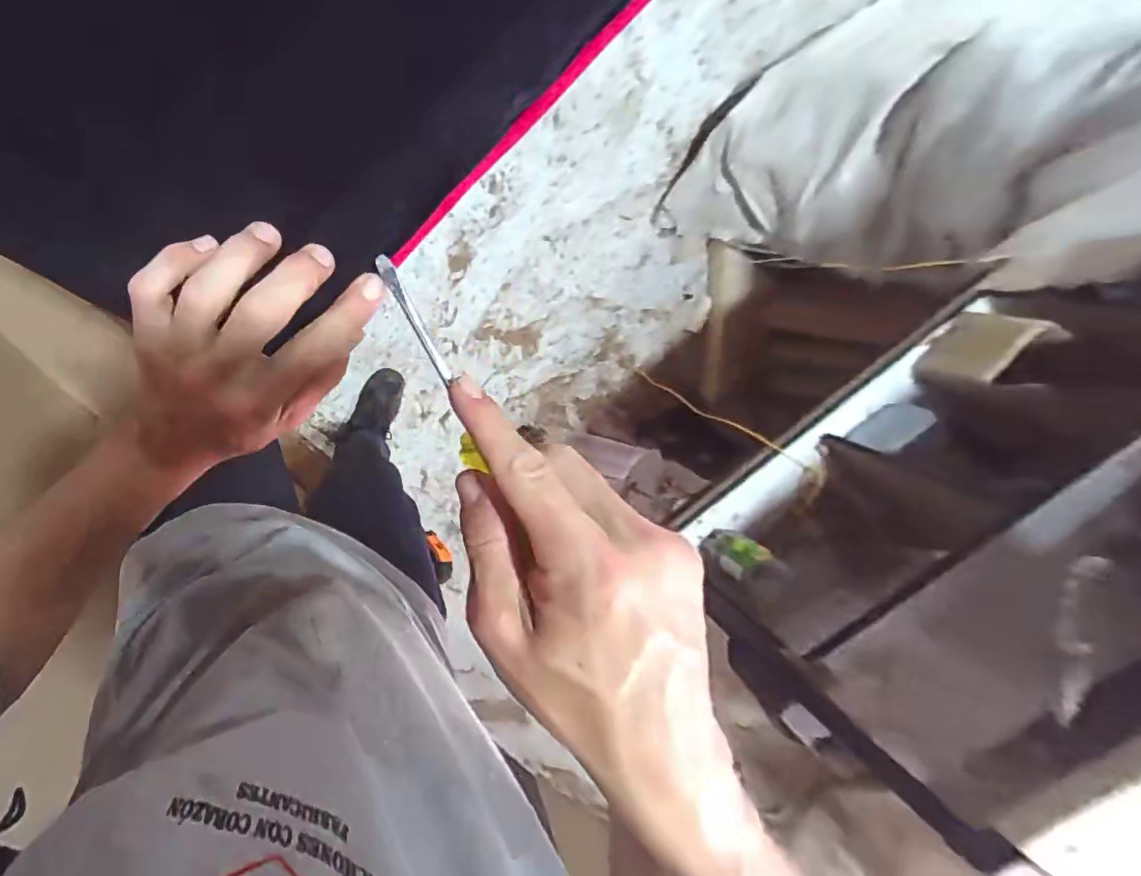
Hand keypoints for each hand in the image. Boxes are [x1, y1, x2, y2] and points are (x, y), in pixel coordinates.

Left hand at [125, 222, 384, 477]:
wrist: (163, 439)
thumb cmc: (234, 425)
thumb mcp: (285, 418)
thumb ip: (319, 377)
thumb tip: (354, 323)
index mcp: (256, 399)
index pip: (310, 354)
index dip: (347, 315)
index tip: (370, 284)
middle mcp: (214, 372)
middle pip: (257, 314)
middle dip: (295, 275)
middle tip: (318, 255)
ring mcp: (172, 347)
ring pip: (204, 290)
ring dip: (240, 253)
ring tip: (267, 235)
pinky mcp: (144, 328)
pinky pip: (152, 283)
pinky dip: (178, 255)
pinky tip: (208, 247)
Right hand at [449, 378, 792, 875]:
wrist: (668, 754)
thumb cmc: (571, 700)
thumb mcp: (502, 634)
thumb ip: (487, 547)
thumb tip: (473, 481)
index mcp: (589, 566)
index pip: (528, 472)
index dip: (488, 425)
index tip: (460, 385)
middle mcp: (638, 540)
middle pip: (558, 463)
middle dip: (515, 471)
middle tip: (492, 518)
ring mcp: (667, 542)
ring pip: (583, 479)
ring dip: (544, 495)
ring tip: (539, 562)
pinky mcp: (679, 549)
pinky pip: (607, 503)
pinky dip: (572, 513)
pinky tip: (572, 569)